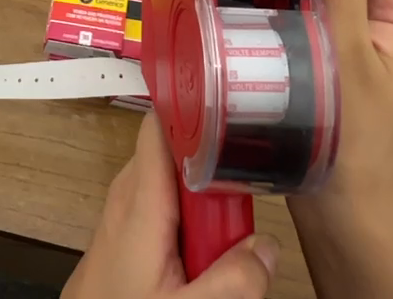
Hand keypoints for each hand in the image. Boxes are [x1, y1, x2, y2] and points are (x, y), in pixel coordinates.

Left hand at [64, 113, 278, 298]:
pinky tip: (206, 245)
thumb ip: (233, 281)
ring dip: (202, 197)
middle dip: (211, 165)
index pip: (159, 126)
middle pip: (175, 155)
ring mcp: (124, 208)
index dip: (192, 112)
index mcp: (141, 198)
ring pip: (172, 182)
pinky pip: (163, 204)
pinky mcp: (125, 227)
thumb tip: (268, 243)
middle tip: (251, 182)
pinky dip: (187, 217)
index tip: (231, 111)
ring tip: (233, 220)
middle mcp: (128, 192)